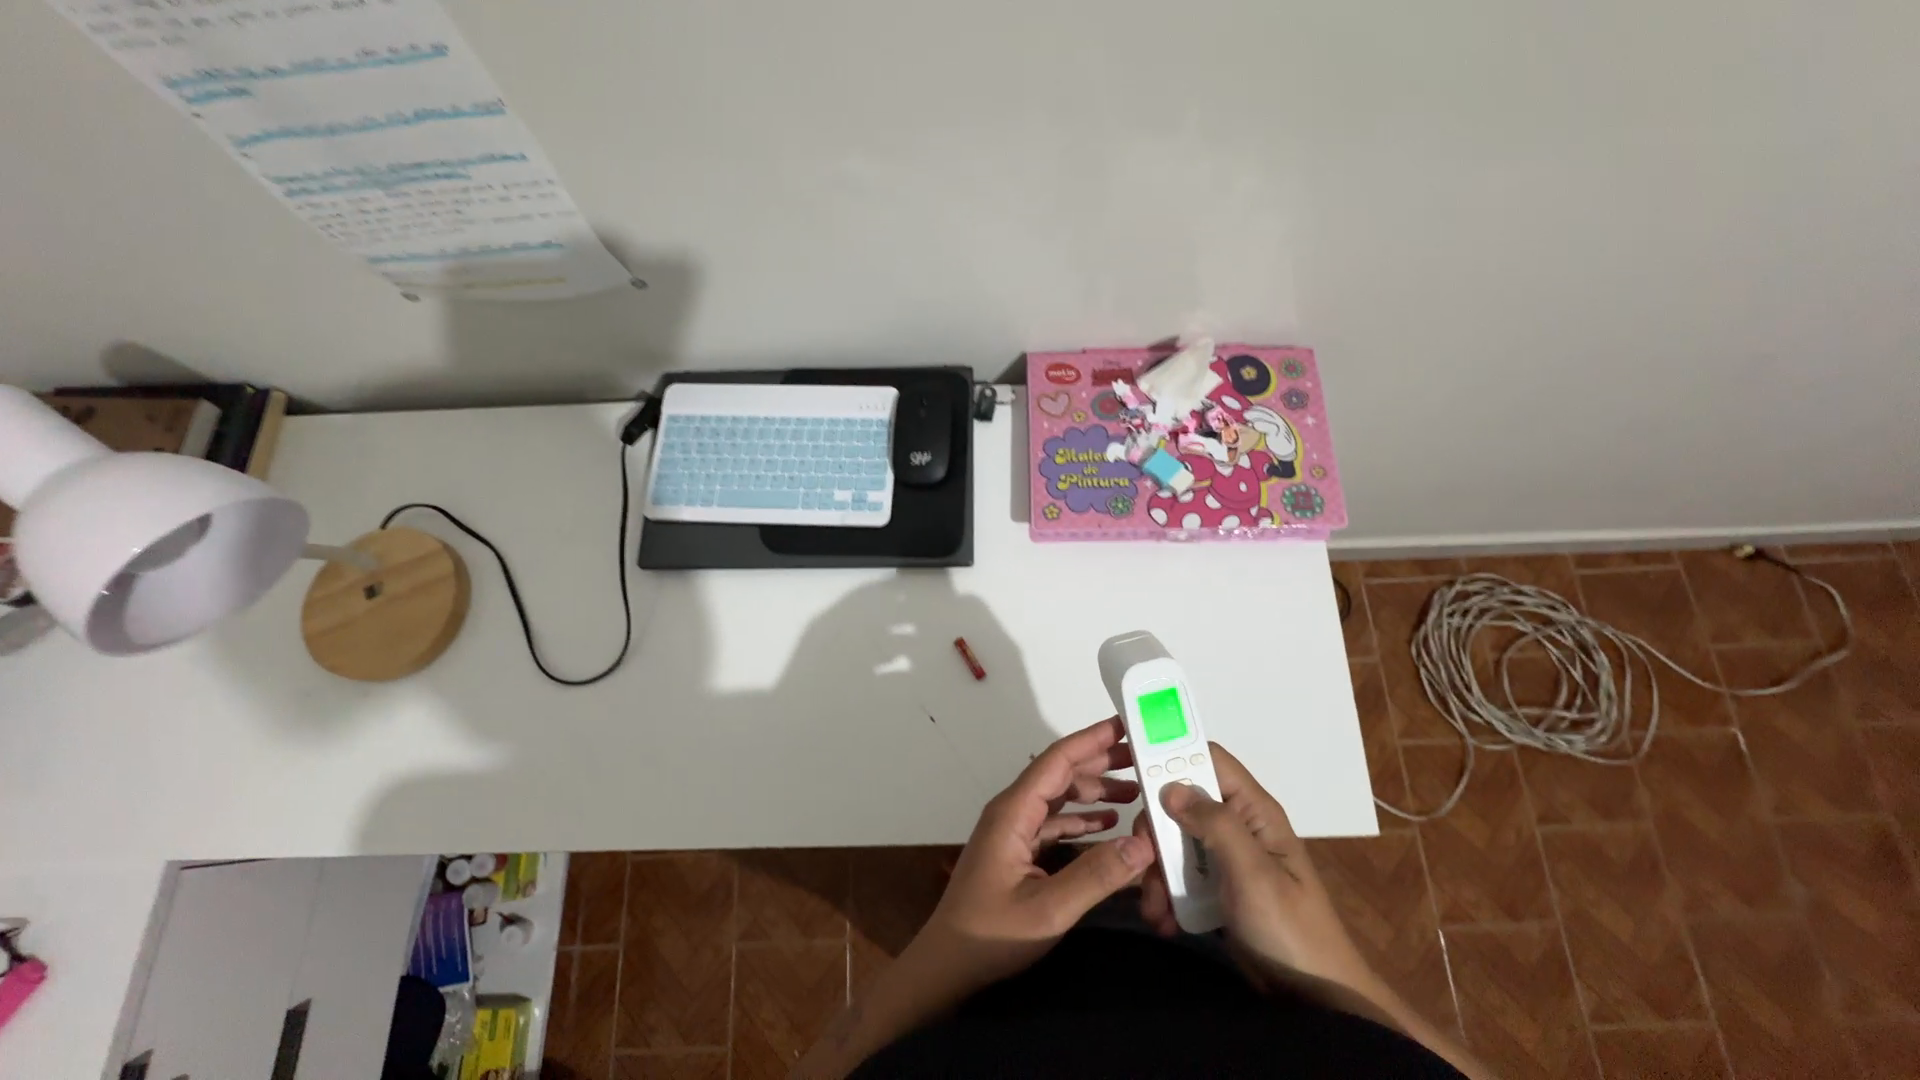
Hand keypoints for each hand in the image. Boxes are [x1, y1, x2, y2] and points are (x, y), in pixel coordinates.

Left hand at [911, 716, 1156, 993]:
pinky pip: (1054, 822)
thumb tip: (1143, 844)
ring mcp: (1012, 831)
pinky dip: (1083, 818)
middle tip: (1143, 756)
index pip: (1056, 761)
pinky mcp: (1016, 851)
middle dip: (1100, 761)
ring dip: (1095, 790)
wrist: (947, 964)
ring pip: (1058, 797)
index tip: (1126, 725)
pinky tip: (1109, 825)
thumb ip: (1095, 876)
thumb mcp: (1048, 910)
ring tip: (1136, 789)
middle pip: (1059, 773)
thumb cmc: (991, 935)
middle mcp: (1012, 812)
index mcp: (1013, 812)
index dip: (1091, 740)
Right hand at [1136, 743, 1371, 990]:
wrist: (1313, 1000)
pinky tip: (1163, 919)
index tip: (1134, 769)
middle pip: (1179, 802)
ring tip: (1155, 906)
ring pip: (1171, 842)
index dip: (1173, 755)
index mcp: (1253, 811)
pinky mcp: (1213, 889)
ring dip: (1155, 871)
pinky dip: (1163, 894)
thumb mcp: (1253, 872)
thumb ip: (1214, 823)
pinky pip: (1176, 876)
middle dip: (1154, 830)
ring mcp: (1224, 859)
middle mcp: (1237, 826)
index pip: (1209, 760)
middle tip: (1142, 858)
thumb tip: (1170, 785)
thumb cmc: (1289, 928)